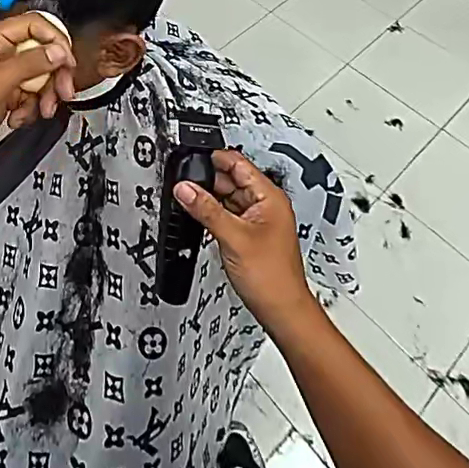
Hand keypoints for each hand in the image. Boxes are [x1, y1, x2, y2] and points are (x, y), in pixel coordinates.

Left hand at [0, 13, 73, 163]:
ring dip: (46, 93)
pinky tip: (20, 115)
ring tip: (42, 109)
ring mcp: (7, 70)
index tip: (66, 60)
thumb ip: (30, 64)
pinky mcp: (12, 87)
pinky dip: (34, 105)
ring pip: (44, 72)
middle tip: (63, 90)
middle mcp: (1, 50)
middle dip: (55, 73)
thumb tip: (58, 51)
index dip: (55, 40)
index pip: (34, 25)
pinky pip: (37, 90)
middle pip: (44, 50)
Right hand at [174, 150, 318, 333]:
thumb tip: (186, 188)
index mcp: (269, 196)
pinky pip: (229, 214)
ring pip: (229, 197)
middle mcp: (267, 205)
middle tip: (186, 183)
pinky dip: (215, 215)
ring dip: (211, 198)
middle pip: (232, 179)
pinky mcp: (251, 235)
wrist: (282, 310)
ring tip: (190, 200)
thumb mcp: (233, 237)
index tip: (194, 158)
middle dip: (209, 180)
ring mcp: (259, 220)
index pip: (240, 163)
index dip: (216, 158)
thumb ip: (206, 210)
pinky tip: (203, 220)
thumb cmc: (272, 277)